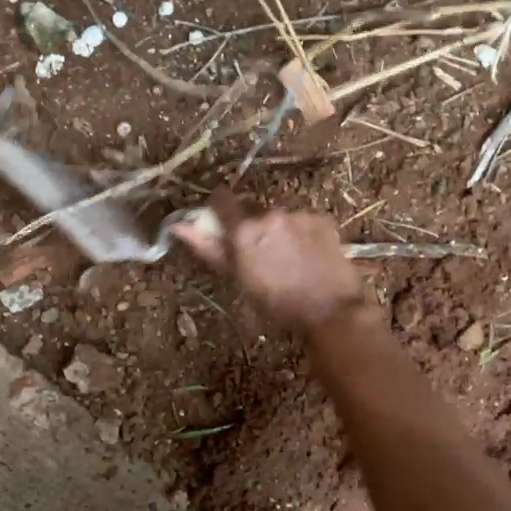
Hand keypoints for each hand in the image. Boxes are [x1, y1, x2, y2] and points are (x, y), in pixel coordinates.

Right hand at [174, 210, 366, 333]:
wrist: (331, 310)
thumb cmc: (277, 303)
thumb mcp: (237, 278)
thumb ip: (208, 247)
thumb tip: (178, 226)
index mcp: (244, 229)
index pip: (221, 200)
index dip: (219, 211)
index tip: (222, 226)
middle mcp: (270, 213)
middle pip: (251, 209)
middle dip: (250, 225)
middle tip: (257, 254)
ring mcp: (299, 215)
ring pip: (278, 216)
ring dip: (276, 230)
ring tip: (287, 259)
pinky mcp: (322, 219)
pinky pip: (302, 220)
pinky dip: (300, 233)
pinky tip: (307, 257)